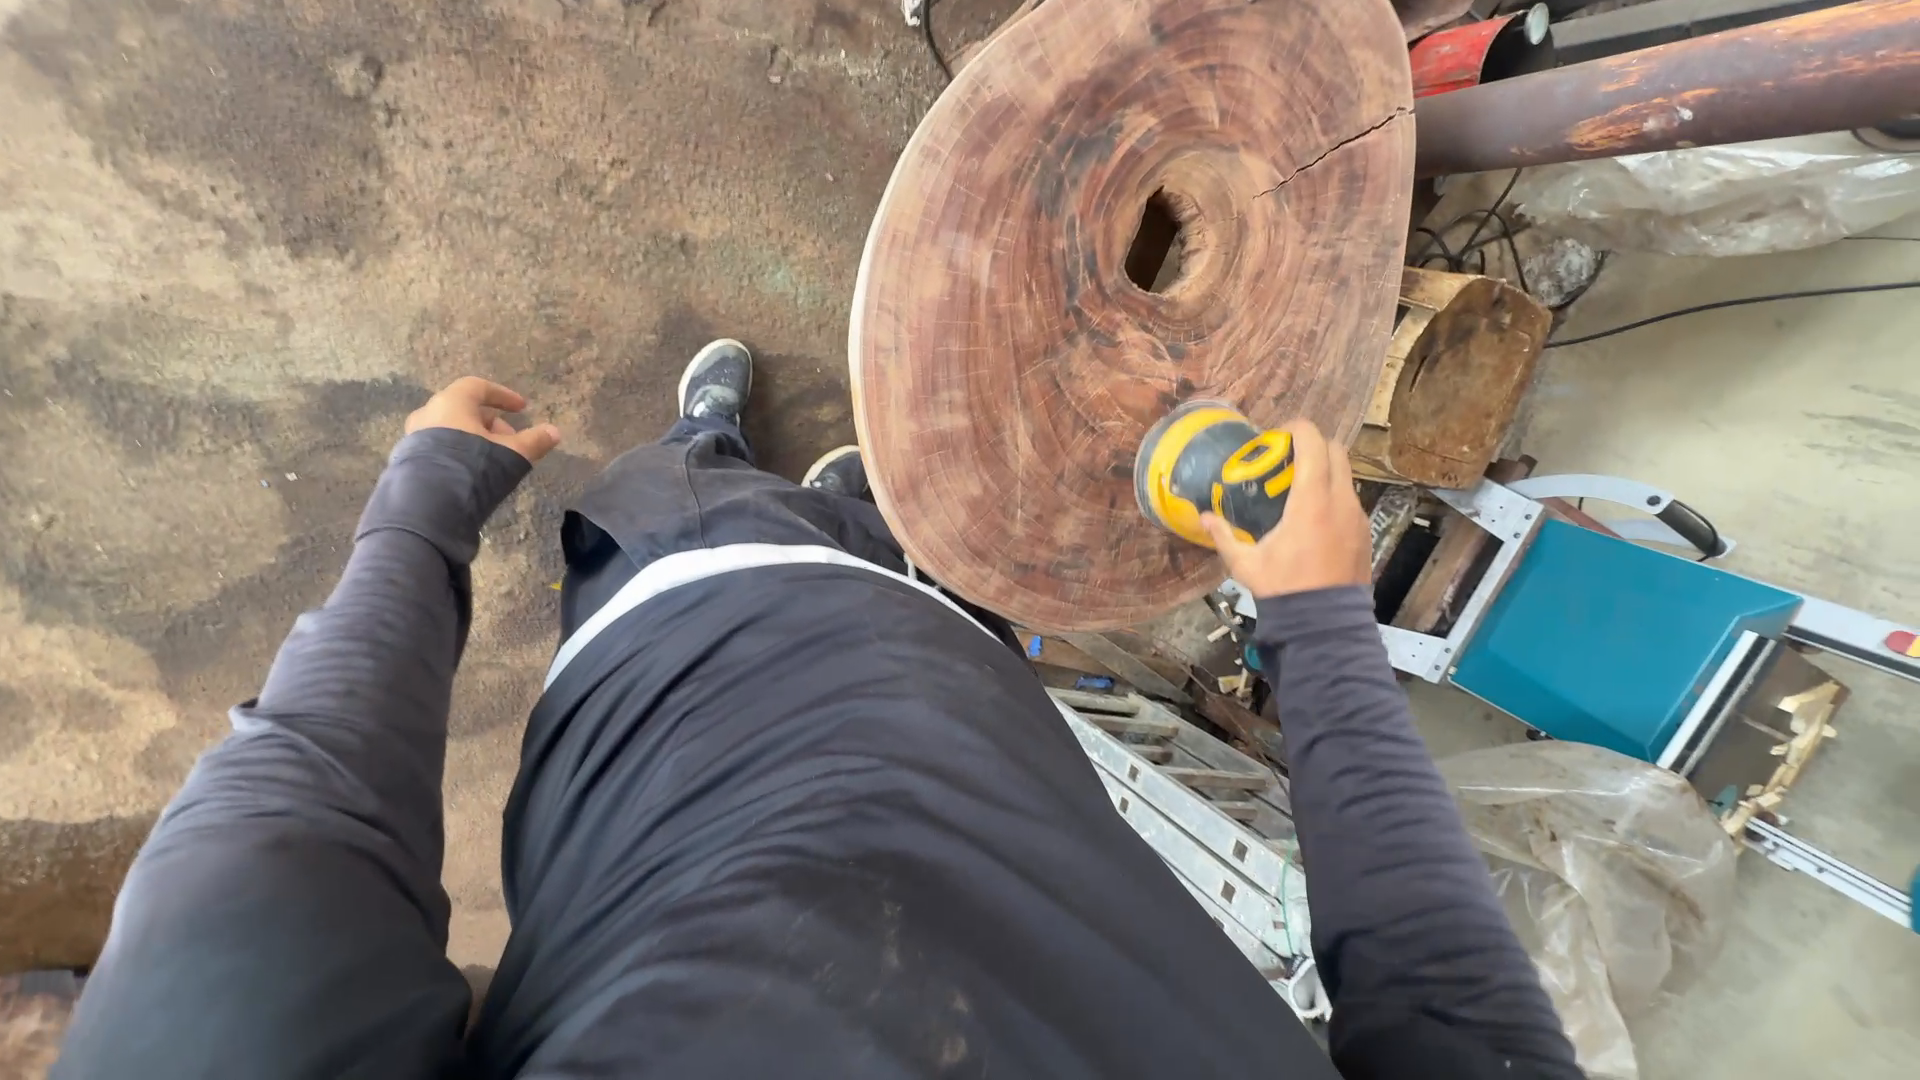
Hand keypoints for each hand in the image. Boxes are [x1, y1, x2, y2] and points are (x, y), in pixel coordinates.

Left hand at [405, 377, 562, 463]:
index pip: (478, 387)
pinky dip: (460, 451)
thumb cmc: (474, 464)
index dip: (503, 395)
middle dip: (492, 423)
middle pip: (465, 409)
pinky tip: (474, 471)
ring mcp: (414, 435)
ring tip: (494, 459)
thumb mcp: (513, 452)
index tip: (522, 408)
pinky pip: (440, 446)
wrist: (430, 499)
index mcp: (451, 403)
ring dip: (476, 439)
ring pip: (452, 428)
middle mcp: (428, 413)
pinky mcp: (409, 458)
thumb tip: (554, 432)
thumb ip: (535, 440)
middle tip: (510, 441)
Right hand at [1201, 419, 1369, 598]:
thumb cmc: (1283, 588)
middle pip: (1336, 450)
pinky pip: (1350, 498)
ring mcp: (1356, 515)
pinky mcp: (1364, 531)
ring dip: (1325, 469)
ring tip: (1298, 486)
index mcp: (1311, 501)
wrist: (1325, 622)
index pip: (1313, 444)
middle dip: (1313, 445)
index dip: (1298, 429)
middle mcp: (1340, 500)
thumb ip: (1223, 536)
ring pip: (1346, 474)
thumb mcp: (1245, 563)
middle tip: (1287, 457)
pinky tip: (1312, 515)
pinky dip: (1333, 493)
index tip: (1278, 435)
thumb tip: (1204, 517)